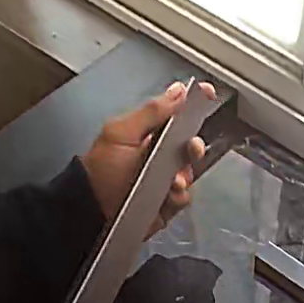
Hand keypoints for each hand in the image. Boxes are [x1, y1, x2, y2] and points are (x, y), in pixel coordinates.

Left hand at [80, 80, 215, 235]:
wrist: (95, 210)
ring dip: (184, 176)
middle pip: (188, 147)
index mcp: (148, 134)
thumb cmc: (103, 169)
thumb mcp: (121, 133)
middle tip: (192, 148)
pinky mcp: (168, 204)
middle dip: (193, 147)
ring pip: (189, 174)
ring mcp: (165, 181)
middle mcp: (160, 157)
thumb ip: (150, 113)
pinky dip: (180, 197)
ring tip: (172, 182)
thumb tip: (178, 91)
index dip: (191, 105)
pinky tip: (169, 196)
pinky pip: (185, 198)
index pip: (174, 116)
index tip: (208, 93)